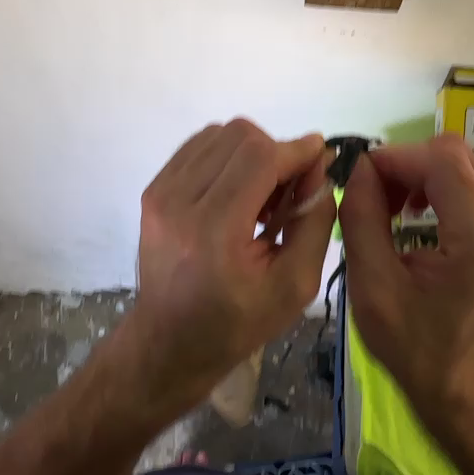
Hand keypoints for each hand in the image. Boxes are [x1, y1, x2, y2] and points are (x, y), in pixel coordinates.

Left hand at [125, 119, 335, 406]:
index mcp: (214, 231)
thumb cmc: (237, 322)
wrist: (170, 340)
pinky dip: (226, 157)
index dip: (297, 149)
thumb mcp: (294, 286)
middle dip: (275, 152)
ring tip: (261, 195)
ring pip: (218, 134)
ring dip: (251, 153)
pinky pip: (198, 147)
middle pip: (239, 137)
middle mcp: (178, 201)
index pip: (259, 158)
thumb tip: (320, 169)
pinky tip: (237, 192)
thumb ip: (314, 222)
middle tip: (289, 190)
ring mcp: (159, 192)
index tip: (321, 156)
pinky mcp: (152, 190)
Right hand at [338, 135, 473, 430]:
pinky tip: (419, 214)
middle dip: (409, 164)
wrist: (458, 383)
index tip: (361, 178)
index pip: (443, 162)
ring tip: (395, 207)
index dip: (397, 158)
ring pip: (467, 163)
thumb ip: (362, 216)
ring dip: (424, 173)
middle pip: (457, 155)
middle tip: (376, 196)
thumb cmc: (410, 343)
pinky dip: (441, 185)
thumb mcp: (370, 285)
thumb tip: (359, 166)